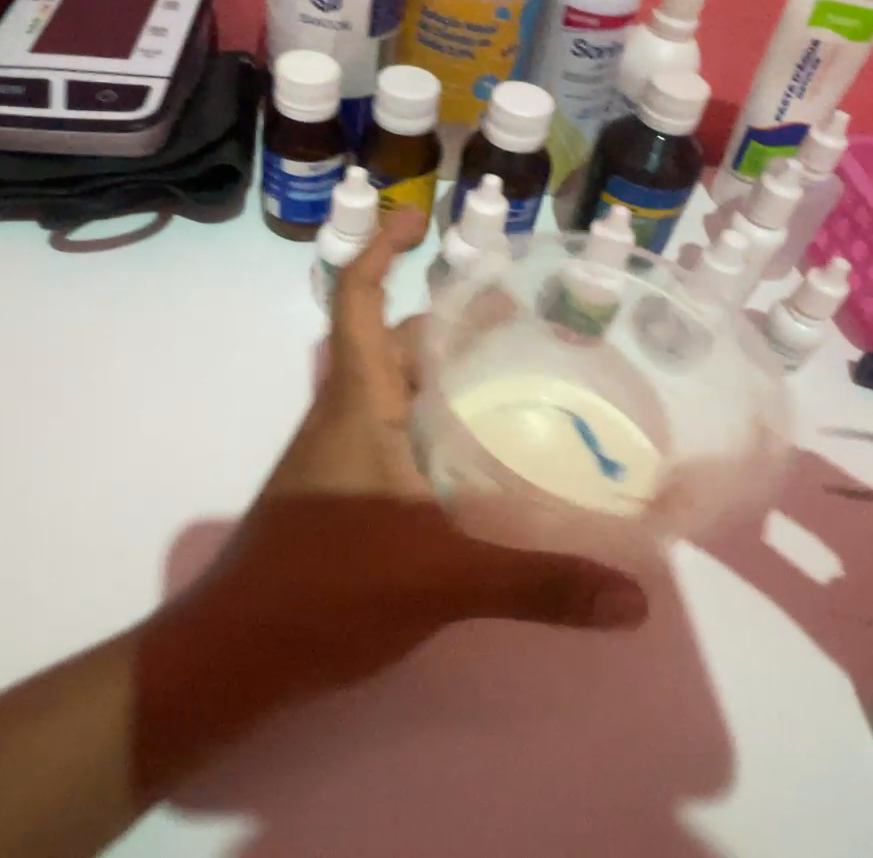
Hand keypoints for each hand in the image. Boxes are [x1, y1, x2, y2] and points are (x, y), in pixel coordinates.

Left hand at [136, 213, 645, 795]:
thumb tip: (634, 601)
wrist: (238, 654)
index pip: (357, 303)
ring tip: (516, 384)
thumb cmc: (327, 589)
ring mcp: (340, 459)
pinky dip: (436, 429)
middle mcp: (346, 418)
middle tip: (523, 325)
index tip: (420, 219)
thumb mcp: (442, 579)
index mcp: (359, 405)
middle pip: (395, 346)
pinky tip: (482, 462)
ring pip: (396, 395)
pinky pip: (396, 439)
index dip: (380, 250)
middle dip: (451, 324)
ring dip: (445, 378)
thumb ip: (538, 585)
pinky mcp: (344, 496)